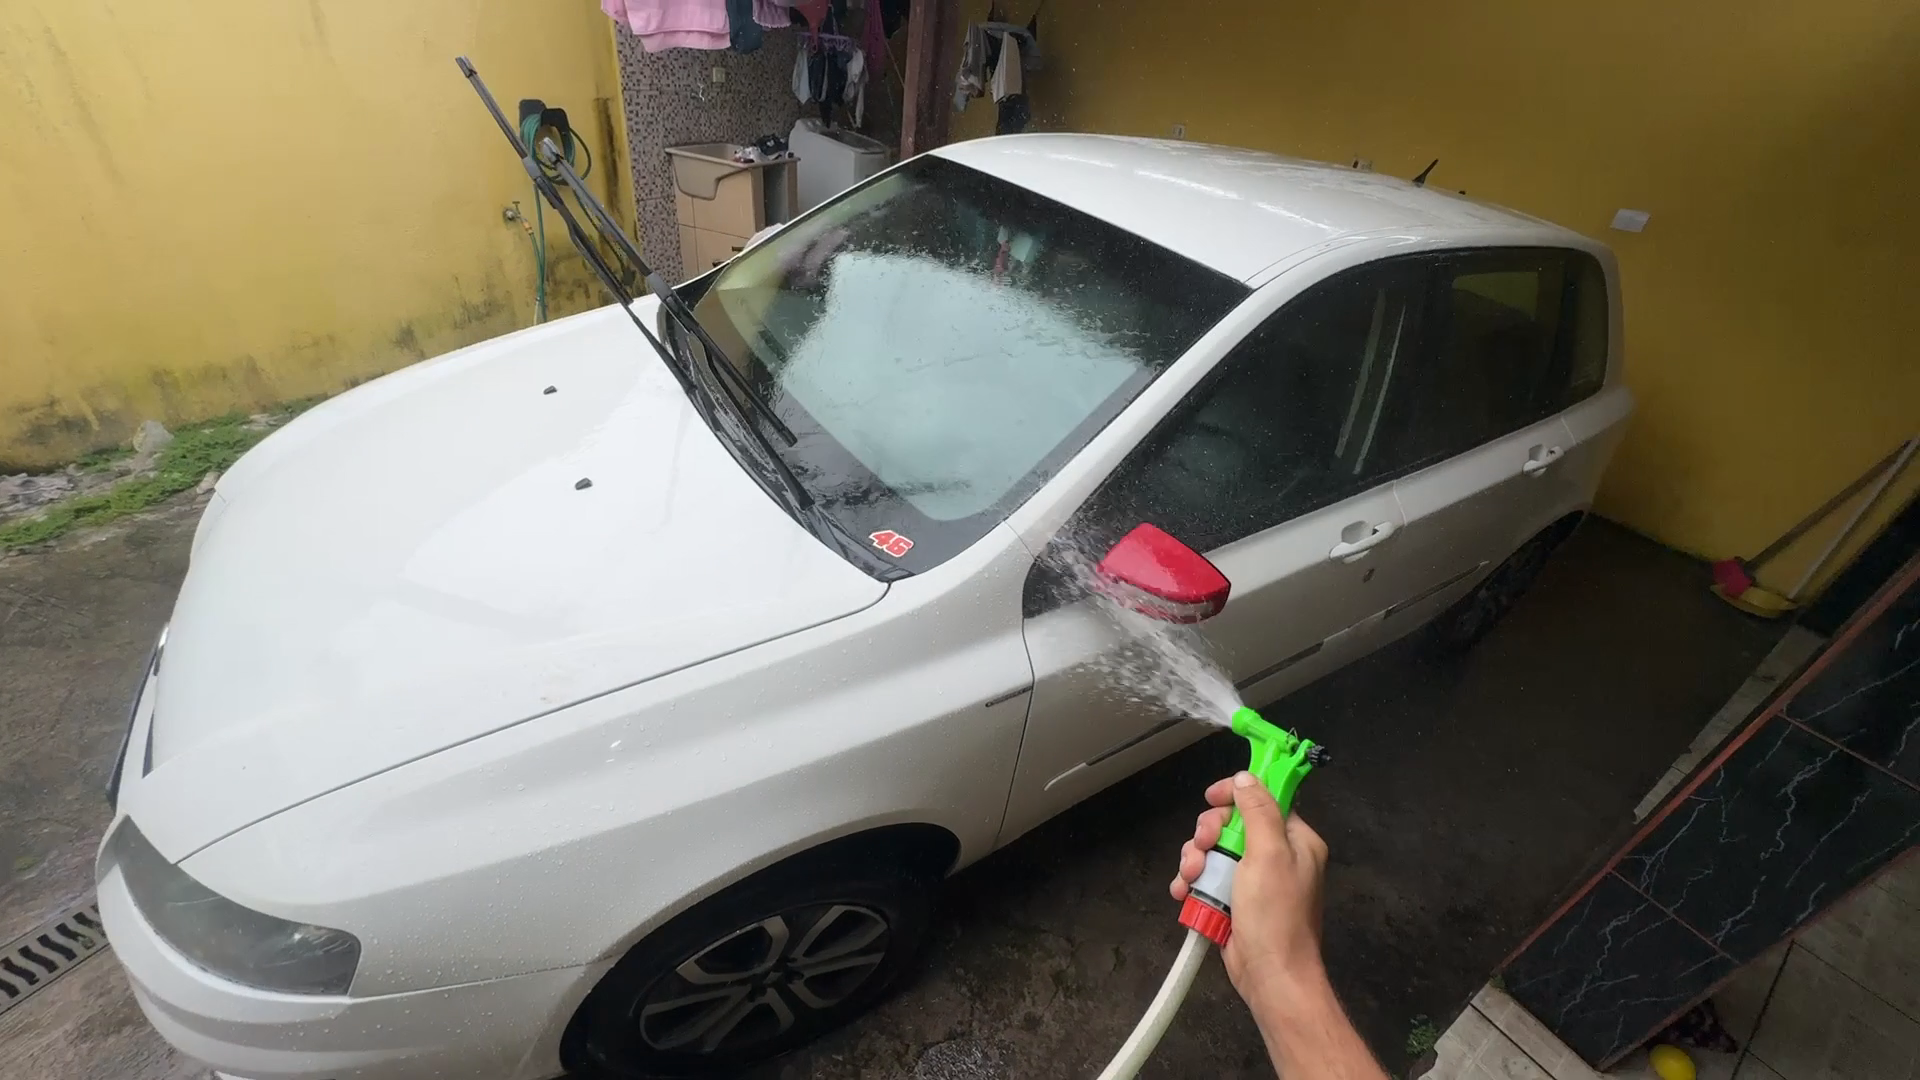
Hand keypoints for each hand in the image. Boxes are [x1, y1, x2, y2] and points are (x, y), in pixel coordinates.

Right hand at [1170, 772, 1329, 1004]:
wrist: (1270, 977)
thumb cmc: (1275, 914)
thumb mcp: (1268, 854)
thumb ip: (1257, 811)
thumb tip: (1246, 777)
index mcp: (1295, 840)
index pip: (1263, 798)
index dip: (1235, 793)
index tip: (1211, 798)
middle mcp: (1276, 854)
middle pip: (1230, 822)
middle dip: (1208, 833)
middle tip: (1202, 848)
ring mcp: (1253, 878)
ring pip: (1213, 848)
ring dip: (1194, 859)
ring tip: (1190, 877)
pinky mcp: (1233, 898)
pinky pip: (1207, 875)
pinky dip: (1192, 880)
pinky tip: (1184, 891)